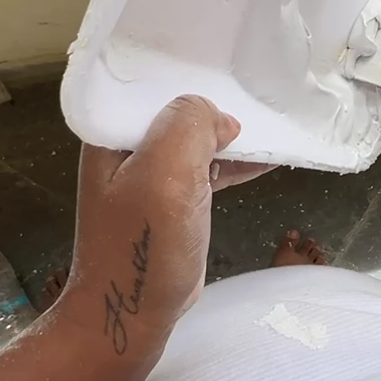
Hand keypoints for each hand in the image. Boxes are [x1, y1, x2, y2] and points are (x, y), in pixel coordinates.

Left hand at [53, 96, 265, 354]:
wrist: (133, 314)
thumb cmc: (145, 244)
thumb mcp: (165, 173)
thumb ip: (189, 127)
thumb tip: (221, 120)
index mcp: (111, 135)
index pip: (148, 83)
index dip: (189, 75)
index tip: (231, 67)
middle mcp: (126, 150)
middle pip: (175, 111)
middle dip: (215, 103)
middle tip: (256, 90)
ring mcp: (151, 179)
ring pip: (195, 142)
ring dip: (229, 136)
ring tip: (269, 126)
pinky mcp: (173, 204)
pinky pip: (206, 171)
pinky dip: (234, 165)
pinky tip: (265, 161)